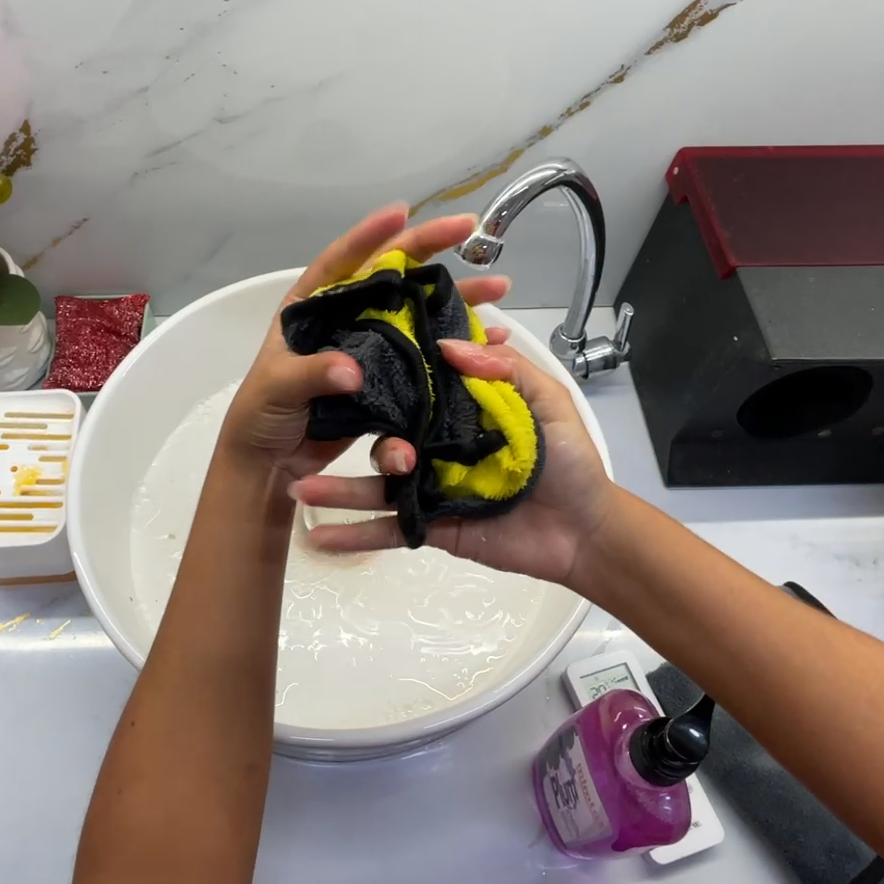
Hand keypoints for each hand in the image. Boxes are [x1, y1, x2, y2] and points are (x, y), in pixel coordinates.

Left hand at [219, 203, 511, 481]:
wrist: (271, 465)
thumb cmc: (261, 415)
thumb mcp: (278, 387)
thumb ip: (311, 375)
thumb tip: (354, 372)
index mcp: (311, 310)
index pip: (341, 263)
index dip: (370, 236)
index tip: (402, 212)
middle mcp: (345, 321)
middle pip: (392, 279)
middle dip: (431, 254)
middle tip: (470, 228)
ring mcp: (369, 350)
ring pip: (418, 317)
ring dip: (458, 303)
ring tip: (498, 288)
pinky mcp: (386, 384)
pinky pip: (425, 362)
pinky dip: (456, 354)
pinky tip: (490, 345)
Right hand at [290, 340, 614, 585]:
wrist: (584, 531)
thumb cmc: (570, 462)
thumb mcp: (547, 403)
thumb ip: (505, 371)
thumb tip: (449, 346)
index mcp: (460, 410)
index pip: (415, 389)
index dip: (384, 374)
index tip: (345, 359)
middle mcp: (436, 445)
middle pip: (384, 437)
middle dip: (348, 437)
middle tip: (318, 435)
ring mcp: (429, 487)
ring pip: (375, 484)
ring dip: (336, 489)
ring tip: (299, 491)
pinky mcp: (430, 526)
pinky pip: (388, 529)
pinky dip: (354, 535)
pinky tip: (319, 537)